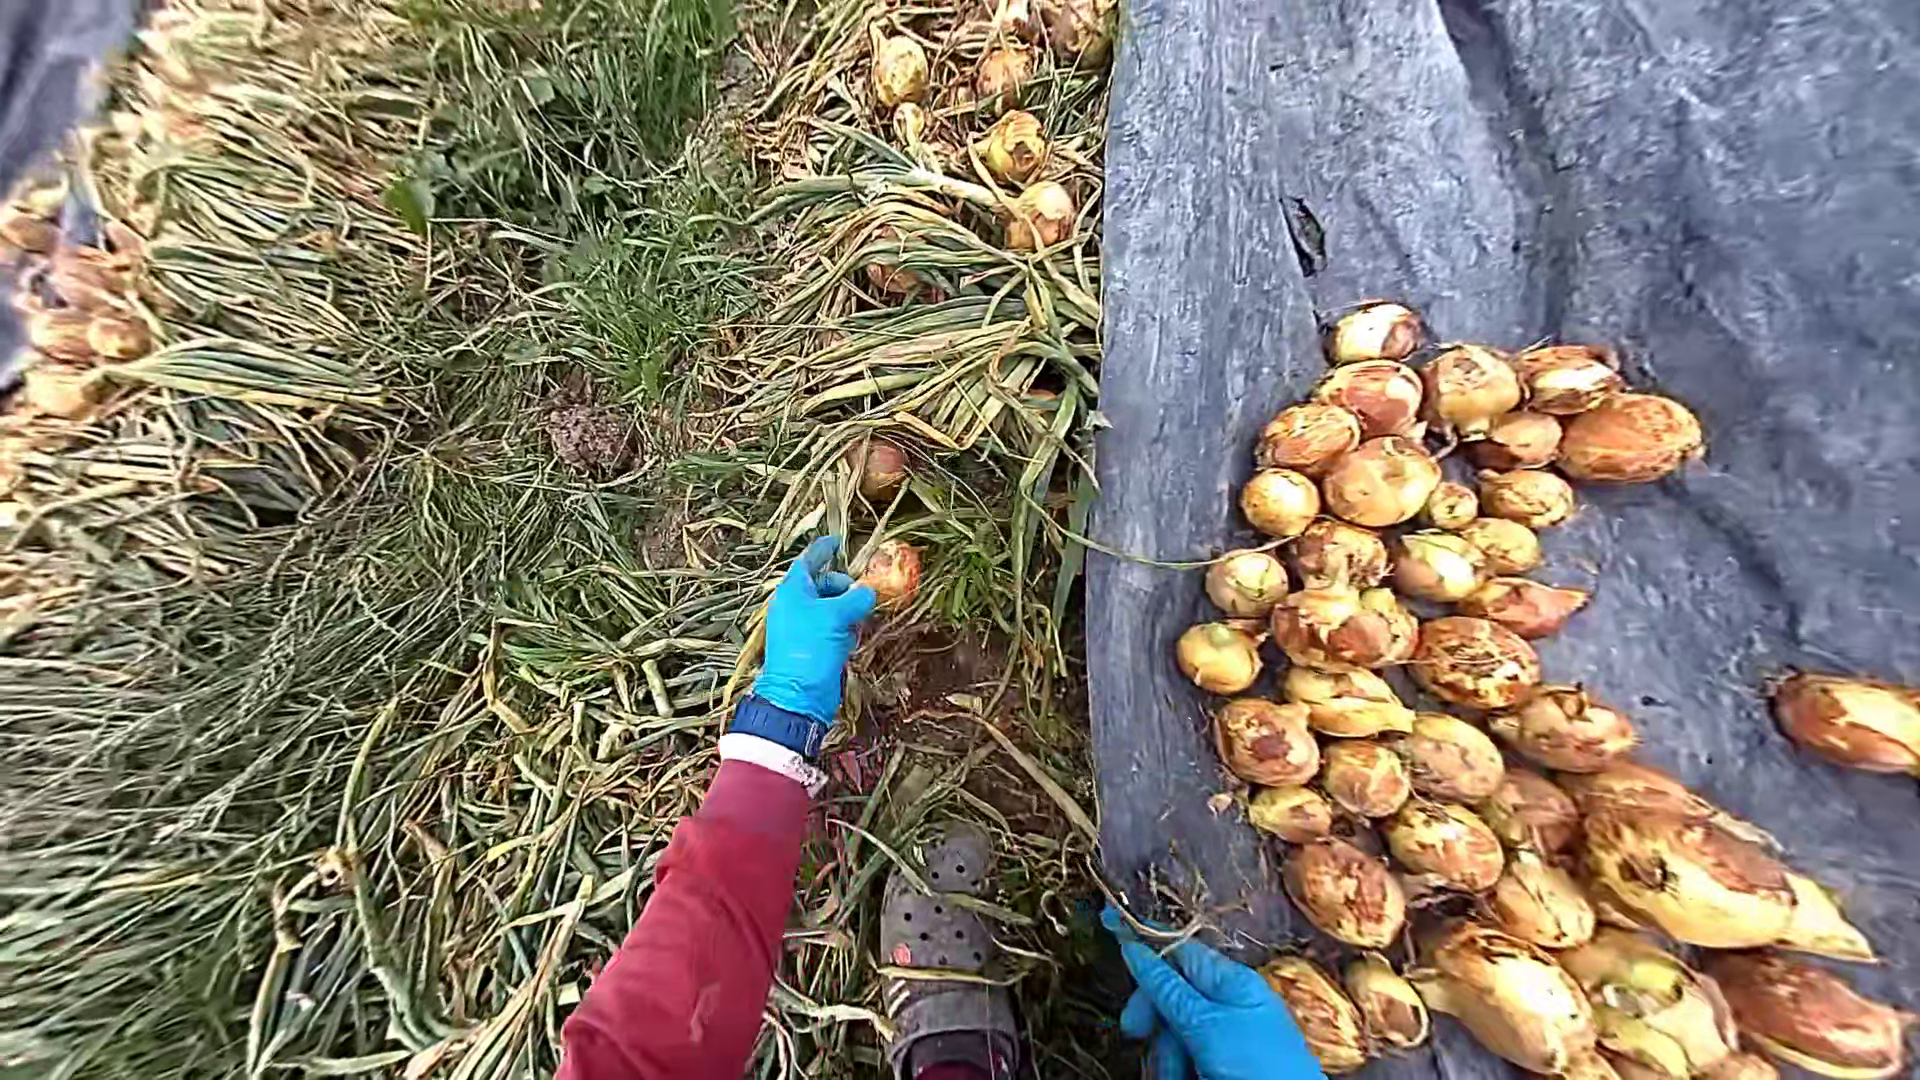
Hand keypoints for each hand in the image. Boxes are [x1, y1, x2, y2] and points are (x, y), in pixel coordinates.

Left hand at [751, 536, 877, 722]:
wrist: (799, 695)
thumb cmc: (810, 647)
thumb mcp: (836, 616)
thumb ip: (855, 598)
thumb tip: (868, 591)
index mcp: (793, 591)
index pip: (808, 561)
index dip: (823, 550)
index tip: (837, 541)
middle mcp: (796, 606)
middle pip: (824, 585)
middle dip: (845, 586)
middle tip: (863, 592)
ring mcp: (805, 627)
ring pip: (832, 608)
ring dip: (849, 610)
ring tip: (862, 616)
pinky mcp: (815, 646)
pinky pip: (834, 628)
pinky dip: (846, 628)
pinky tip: (855, 637)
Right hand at [1102, 907, 1322, 1079]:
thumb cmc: (1257, 1071)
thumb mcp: (1206, 1027)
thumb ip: (1166, 986)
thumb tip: (1132, 943)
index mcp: (1231, 980)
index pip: (1177, 946)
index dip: (1142, 936)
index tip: (1106, 920)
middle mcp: (1229, 1002)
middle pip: (1172, 989)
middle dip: (1152, 1012)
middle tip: (1133, 1033)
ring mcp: (1229, 1037)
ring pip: (1176, 1027)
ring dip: (1165, 1050)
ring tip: (1170, 1075)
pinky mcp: (1225, 1066)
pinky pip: (1189, 1054)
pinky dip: (1178, 1065)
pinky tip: (1178, 1078)